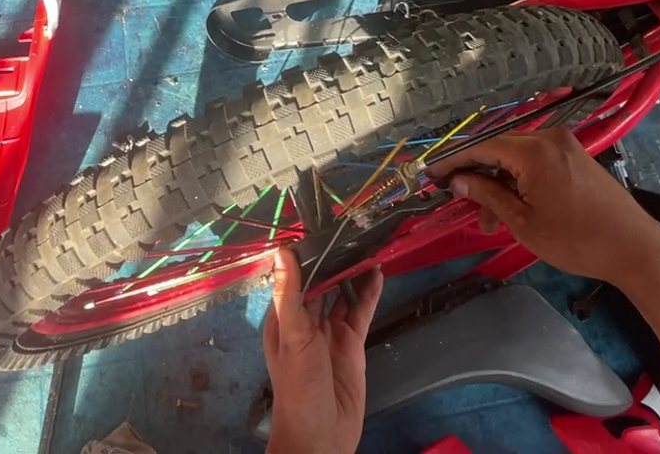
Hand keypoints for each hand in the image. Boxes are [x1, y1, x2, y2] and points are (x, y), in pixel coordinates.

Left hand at [262, 247, 383, 453]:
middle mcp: (306, 321)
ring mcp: (330, 332)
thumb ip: (290, 294)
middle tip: (352, 231)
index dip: (308, 254)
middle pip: (322, 282)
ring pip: (343, 294)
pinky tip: (377, 273)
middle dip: (334, 260)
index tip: (323, 228)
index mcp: (284, 317)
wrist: (321, 438)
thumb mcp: (292, 336)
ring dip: (353, 273)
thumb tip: (283, 251)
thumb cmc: (298, 386)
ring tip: (368, 245)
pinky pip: (360, 312)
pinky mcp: (352, 344)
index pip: (296, 277)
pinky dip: (369, 293)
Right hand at [427, 129, 659, 284]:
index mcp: (533, 151)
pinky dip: (520, 179)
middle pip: (498, 149)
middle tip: (462, 203)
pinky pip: (536, 160)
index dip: (453, 161)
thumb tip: (458, 181)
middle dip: (478, 175)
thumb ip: (488, 196)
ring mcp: (565, 145)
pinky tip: (514, 204)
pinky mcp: (575, 156)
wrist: (637, 250)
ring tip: (492, 218)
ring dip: (499, 181)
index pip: (481, 148)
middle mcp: (548, 138)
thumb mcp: (524, 222)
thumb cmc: (577, 240)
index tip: (431, 174)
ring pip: (517, 156)